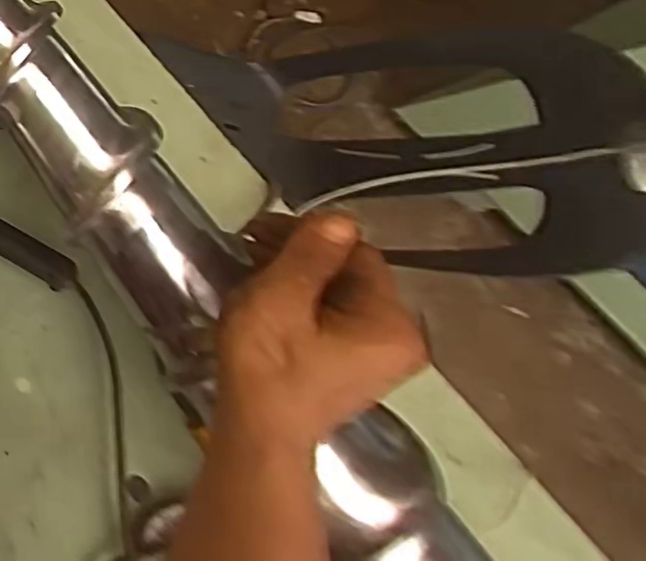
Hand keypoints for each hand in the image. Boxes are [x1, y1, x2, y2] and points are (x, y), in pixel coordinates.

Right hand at [216, 214, 426, 449]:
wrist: (258, 428)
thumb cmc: (267, 362)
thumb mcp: (280, 298)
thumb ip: (309, 256)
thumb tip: (340, 217)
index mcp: (391, 323)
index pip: (357, 253)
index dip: (307, 234)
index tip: (257, 230)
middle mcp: (398, 338)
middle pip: (349, 272)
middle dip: (298, 253)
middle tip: (247, 245)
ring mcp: (376, 354)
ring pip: (336, 291)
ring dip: (293, 273)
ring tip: (249, 269)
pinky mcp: (352, 362)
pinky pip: (330, 313)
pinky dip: (298, 297)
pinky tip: (264, 297)